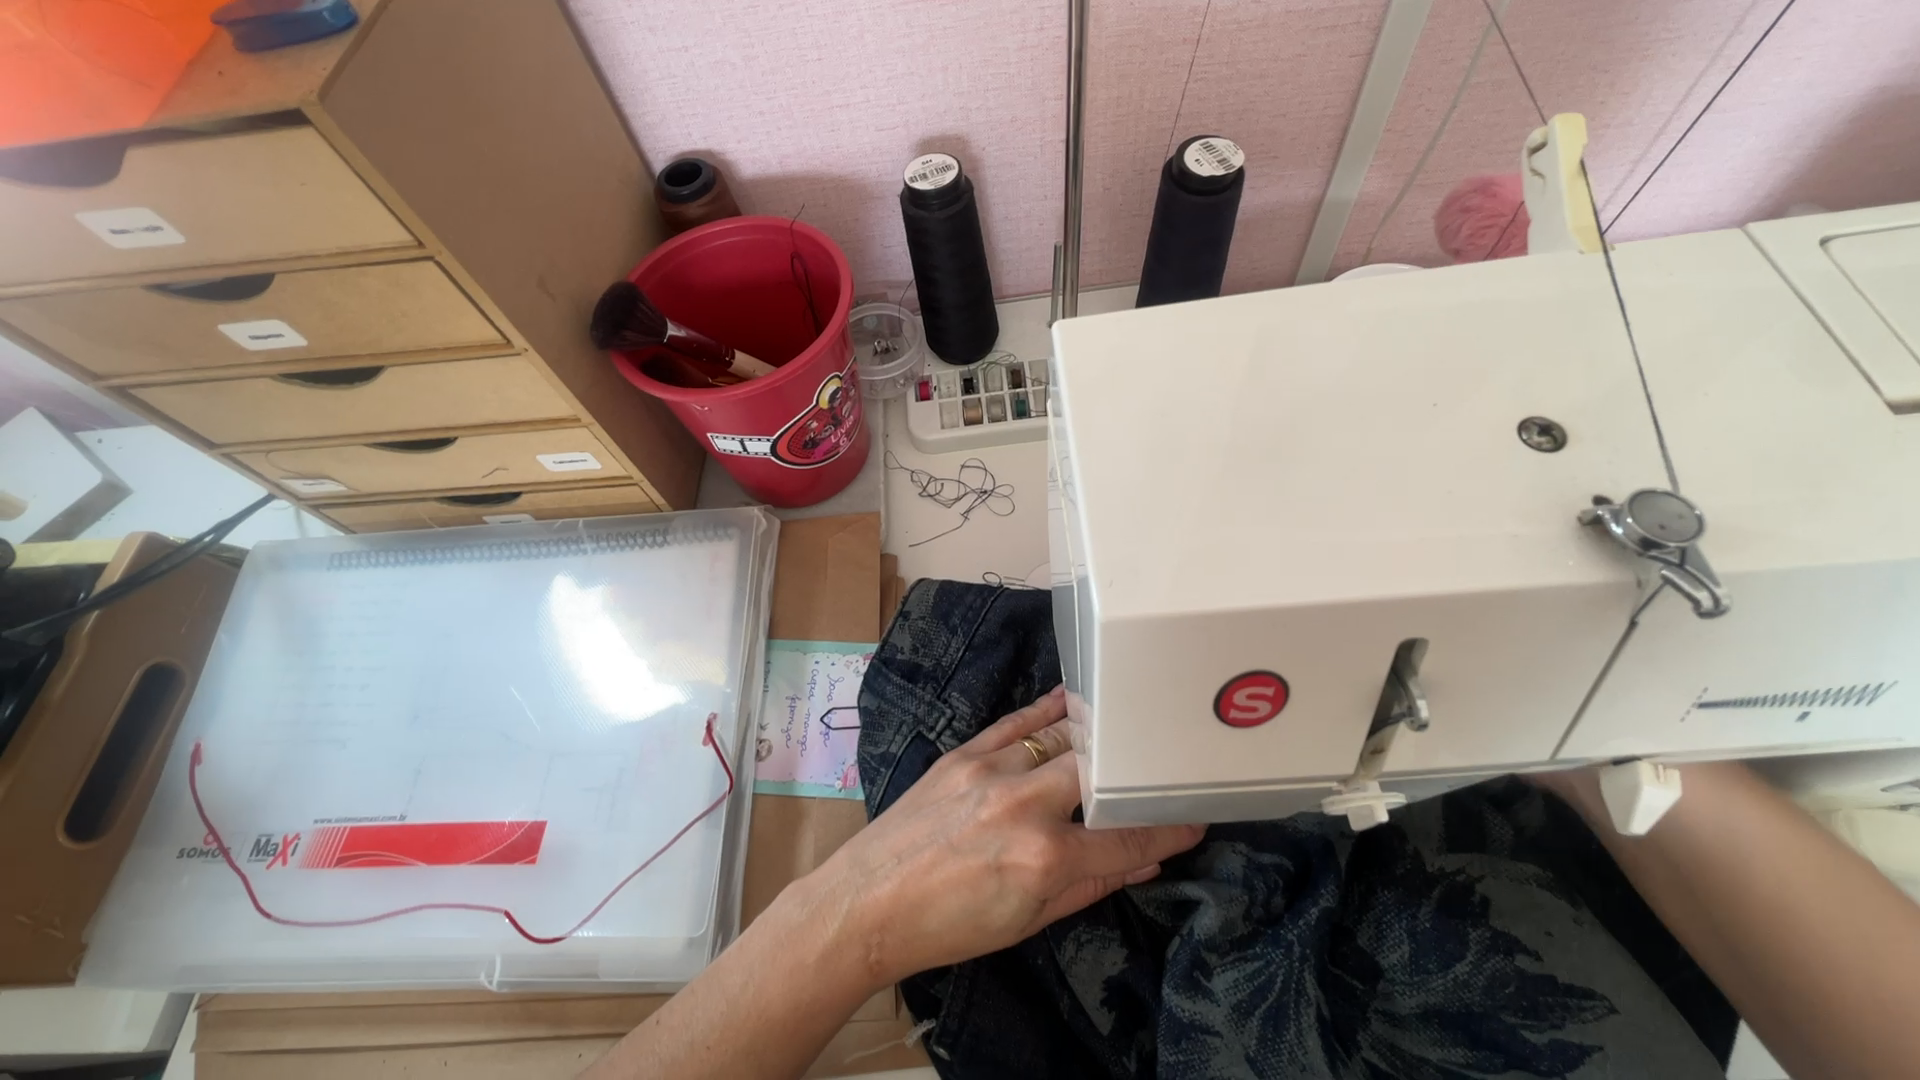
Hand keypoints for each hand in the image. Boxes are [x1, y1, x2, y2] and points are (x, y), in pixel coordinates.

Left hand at [801, 686, 1204, 988]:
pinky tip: (1073, 699)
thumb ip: (1092, 885)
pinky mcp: (963, 753)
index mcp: (1044, 858)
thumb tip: (1145, 861)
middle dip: (1133, 777)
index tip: (1193, 819)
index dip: (1166, 830)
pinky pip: (1016, 722)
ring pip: (1062, 739)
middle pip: (1099, 774)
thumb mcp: (1028, 921)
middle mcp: (1024, 804)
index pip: (1124, 839)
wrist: (867, 904)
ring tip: (1124, 731)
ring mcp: (991, 771)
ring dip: (1097, 738)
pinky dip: (1048, 710)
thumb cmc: (949, 927)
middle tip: (1156, 774)